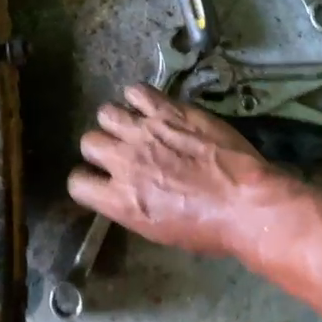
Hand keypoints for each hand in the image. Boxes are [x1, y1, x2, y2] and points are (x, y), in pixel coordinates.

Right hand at [67, 83, 288, 257]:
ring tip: (134, 125)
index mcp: (120, 200)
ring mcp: (144, 131)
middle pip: (89, 142)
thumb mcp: (159, 231)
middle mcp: (124, 162)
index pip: (77, 184)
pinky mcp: (167, 109)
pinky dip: (138, 96)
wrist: (244, 201)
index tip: (99, 179)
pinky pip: (136, 91)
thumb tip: (127, 191)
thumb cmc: (208, 228)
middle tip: (121, 150)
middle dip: (101, 146)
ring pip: (106, 113)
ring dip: (117, 120)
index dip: (86, 180)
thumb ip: (132, 205)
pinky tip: (149, 104)